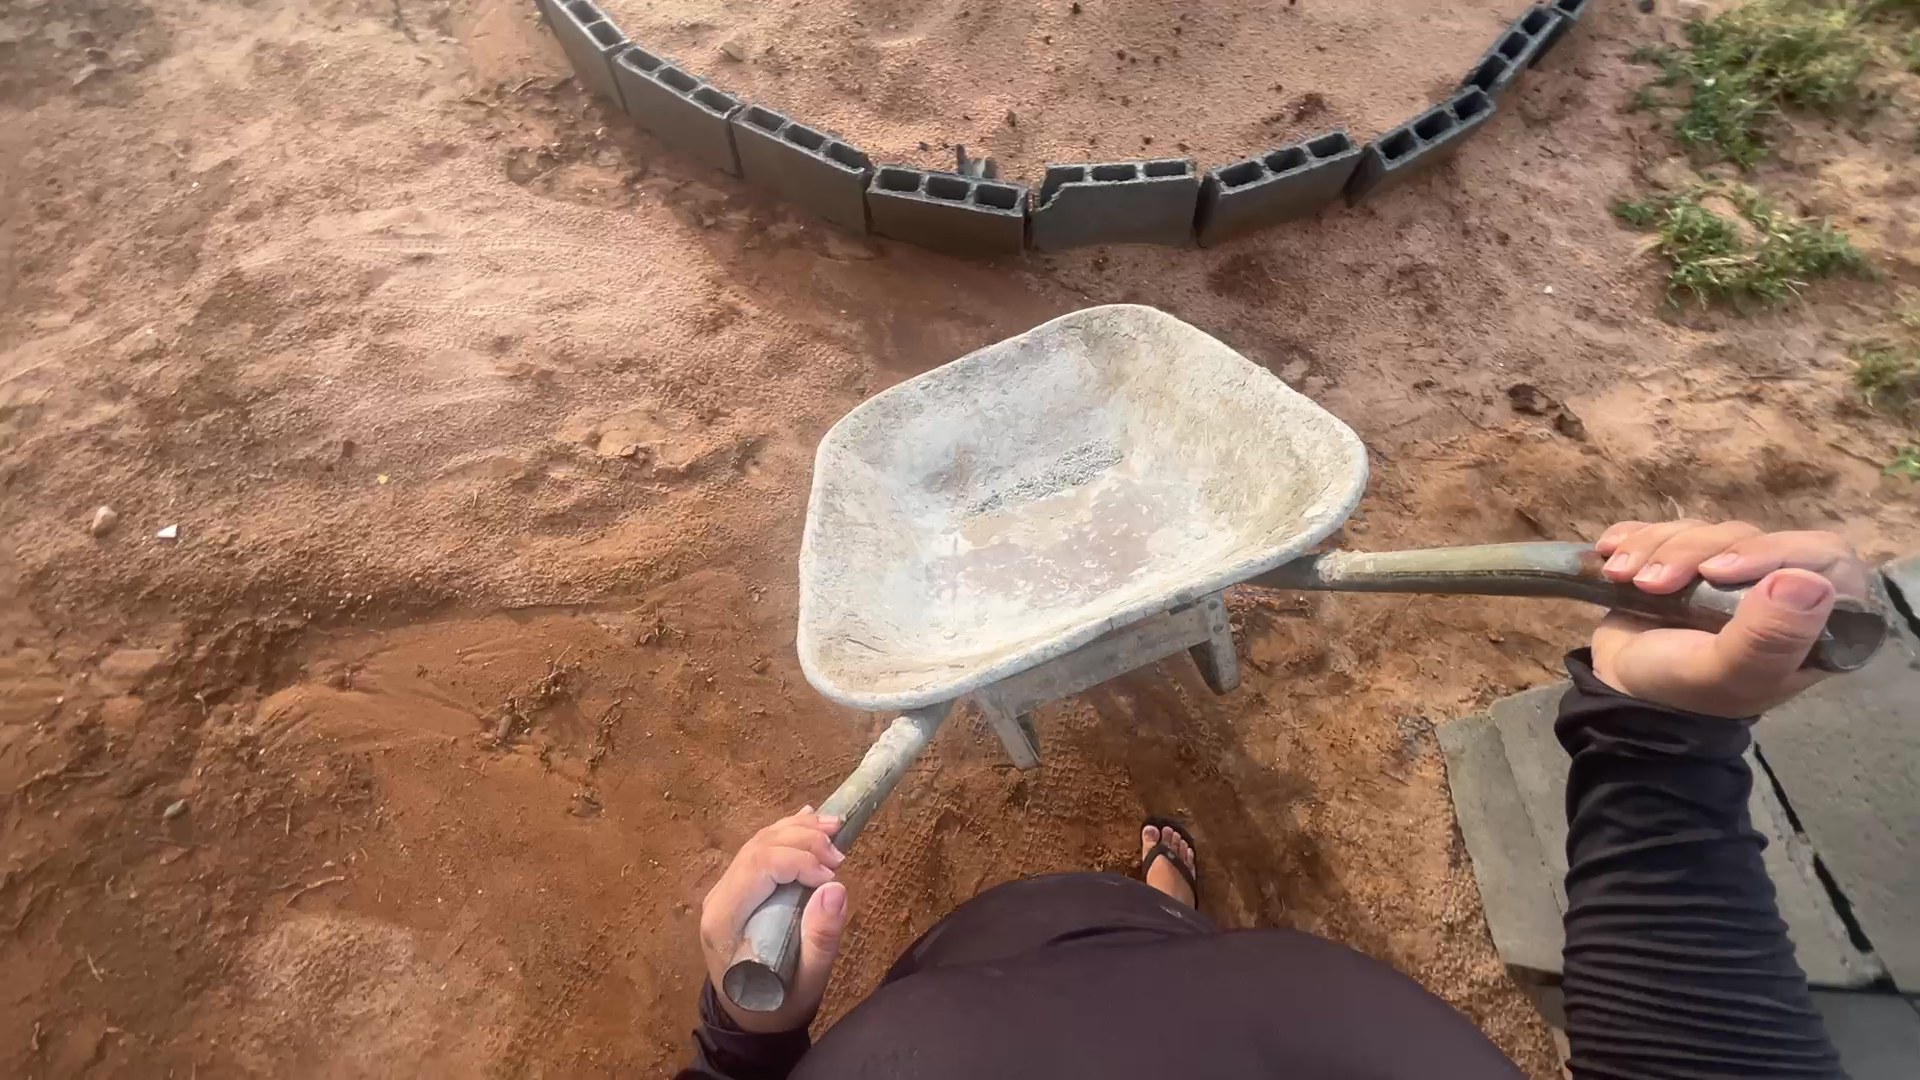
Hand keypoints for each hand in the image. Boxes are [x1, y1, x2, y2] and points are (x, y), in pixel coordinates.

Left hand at [698, 807, 848, 1032]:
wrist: (754, 1018)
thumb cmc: (778, 1002)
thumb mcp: (806, 984)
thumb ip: (819, 940)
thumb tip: (836, 888)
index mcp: (724, 920)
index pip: (759, 864)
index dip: (799, 860)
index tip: (832, 875)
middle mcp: (719, 897)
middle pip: (761, 846)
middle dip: (805, 840)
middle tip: (840, 857)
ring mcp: (727, 887)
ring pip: (762, 839)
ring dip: (800, 829)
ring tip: (835, 829)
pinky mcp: (740, 884)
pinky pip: (763, 845)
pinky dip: (790, 829)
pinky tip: (811, 817)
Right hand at [1590, 520, 1871, 717]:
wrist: (1623, 688)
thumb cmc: (1684, 688)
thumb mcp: (1728, 672)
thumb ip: (1769, 636)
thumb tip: (1805, 580)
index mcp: (1810, 615)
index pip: (1819, 555)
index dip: (1770, 550)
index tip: (1715, 571)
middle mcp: (1771, 585)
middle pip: (1741, 536)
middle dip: (1686, 552)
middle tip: (1648, 584)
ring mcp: (1718, 571)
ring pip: (1695, 530)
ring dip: (1647, 547)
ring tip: (1619, 577)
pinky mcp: (1673, 562)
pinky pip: (1657, 528)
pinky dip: (1628, 536)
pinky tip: (1608, 554)